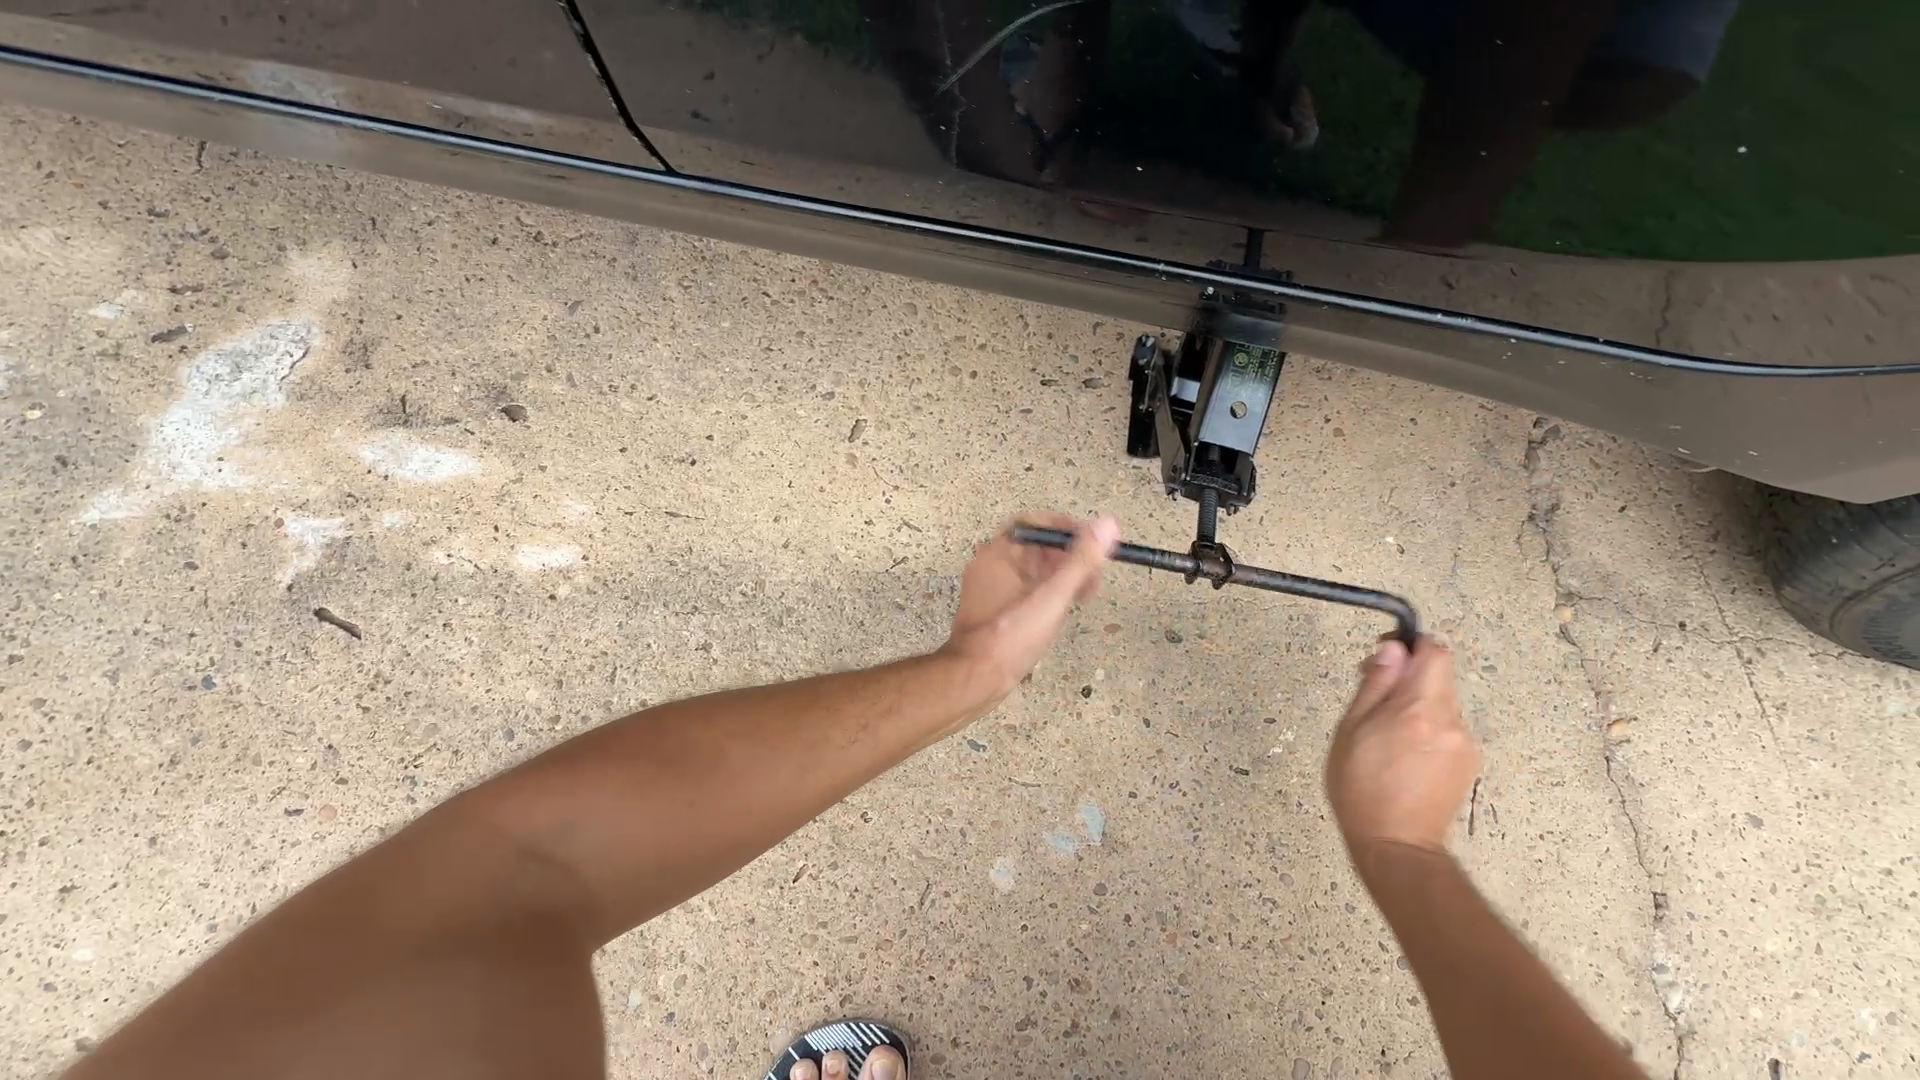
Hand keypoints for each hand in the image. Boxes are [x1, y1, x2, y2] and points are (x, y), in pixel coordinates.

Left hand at [939, 513, 1119, 703]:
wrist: (975, 679)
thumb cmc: (1011, 636)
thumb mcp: (1052, 596)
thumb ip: (1081, 561)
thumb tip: (1108, 524)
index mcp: (998, 554)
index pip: (1032, 523)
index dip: (1064, 528)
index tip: (1091, 543)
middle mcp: (989, 566)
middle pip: (1034, 547)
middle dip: (1068, 556)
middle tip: (1095, 574)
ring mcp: (990, 590)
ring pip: (1031, 571)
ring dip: (1061, 576)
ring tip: (1086, 594)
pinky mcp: (994, 612)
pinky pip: (1025, 591)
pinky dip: (1047, 593)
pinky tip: (1063, 611)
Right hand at [1325, 637, 1477, 876]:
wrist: (1396, 844)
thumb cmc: (1360, 787)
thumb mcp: (1350, 729)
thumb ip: (1375, 684)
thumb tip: (1392, 649)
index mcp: (1420, 709)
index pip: (1435, 652)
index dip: (1410, 645)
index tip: (1385, 656)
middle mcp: (1452, 721)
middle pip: (1438, 676)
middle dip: (1407, 679)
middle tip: (1373, 699)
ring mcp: (1466, 743)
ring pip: (1441, 703)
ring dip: (1415, 705)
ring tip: (1384, 735)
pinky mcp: (1469, 761)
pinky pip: (1447, 727)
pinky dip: (1426, 728)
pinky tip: (1403, 754)